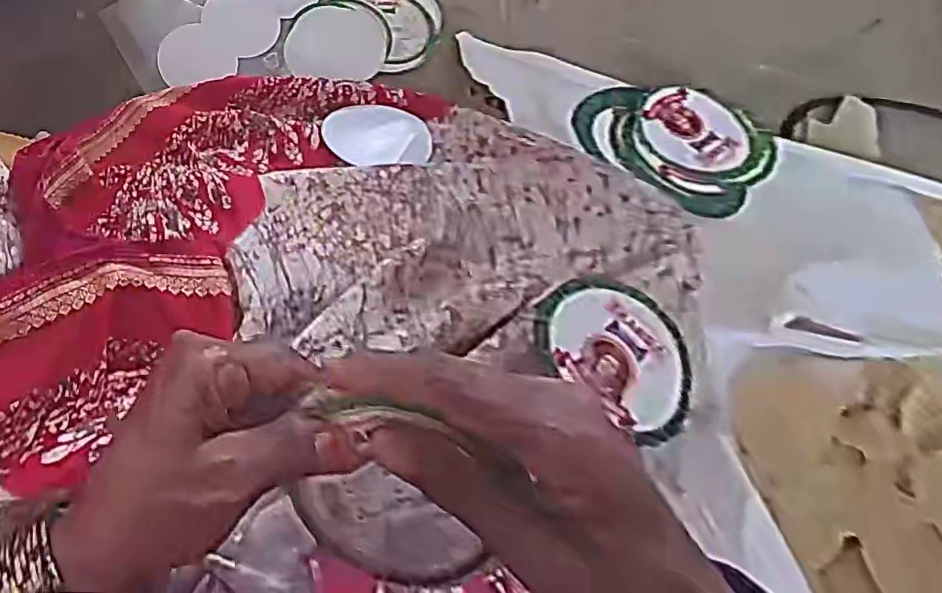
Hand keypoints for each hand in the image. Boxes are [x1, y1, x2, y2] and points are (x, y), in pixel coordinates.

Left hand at [52, 332, 361, 591]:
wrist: (103, 544)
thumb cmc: (156, 506)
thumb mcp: (230, 477)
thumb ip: (291, 447)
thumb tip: (348, 434)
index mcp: (203, 357)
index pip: (282, 360)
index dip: (323, 392)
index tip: (359, 425)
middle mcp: (198, 353)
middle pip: (273, 372)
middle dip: (304, 411)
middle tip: (338, 450)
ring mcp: (194, 376)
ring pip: (261, 391)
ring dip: (286, 424)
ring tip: (311, 459)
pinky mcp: (193, 401)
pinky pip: (243, 405)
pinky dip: (264, 430)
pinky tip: (278, 457)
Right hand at [324, 353, 727, 592]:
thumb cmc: (613, 586)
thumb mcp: (535, 556)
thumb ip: (457, 486)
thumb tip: (377, 435)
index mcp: (561, 434)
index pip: (454, 387)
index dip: (386, 374)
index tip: (333, 373)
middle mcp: (557, 395)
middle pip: (453, 371)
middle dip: (386, 373)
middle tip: (329, 382)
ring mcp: (555, 393)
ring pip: (460, 373)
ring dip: (405, 381)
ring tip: (353, 390)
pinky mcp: (547, 401)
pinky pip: (476, 388)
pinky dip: (432, 394)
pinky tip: (403, 404)